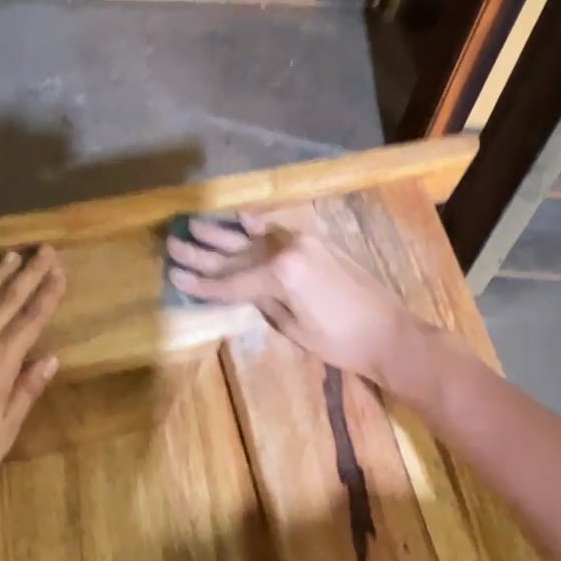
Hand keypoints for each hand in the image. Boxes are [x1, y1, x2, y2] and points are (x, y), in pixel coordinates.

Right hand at [167, 210, 419, 382]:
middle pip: (236, 254)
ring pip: (253, 238)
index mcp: (280, 273)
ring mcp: (303, 240)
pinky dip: (257, 225)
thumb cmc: (340, 342)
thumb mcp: (293, 327)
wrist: (389, 332)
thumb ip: (265, 301)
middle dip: (202, 255)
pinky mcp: (316, 242)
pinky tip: (239, 218)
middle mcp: (287, 248)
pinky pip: (278, 230)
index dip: (202, 284)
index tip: (174, 277)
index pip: (231, 282)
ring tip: (191, 227)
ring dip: (222, 235)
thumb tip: (246, 288)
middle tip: (172, 245)